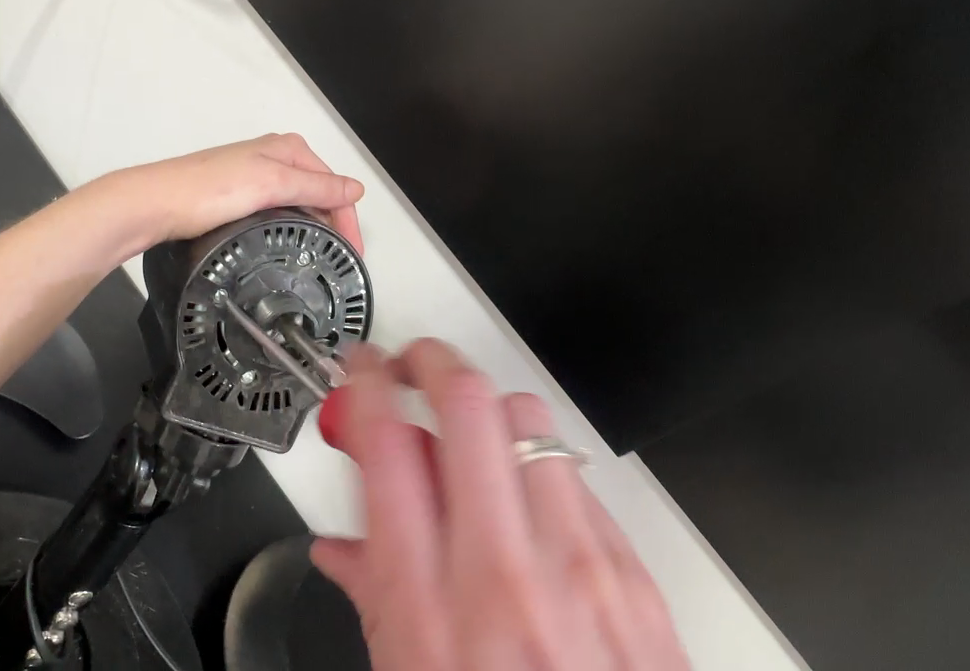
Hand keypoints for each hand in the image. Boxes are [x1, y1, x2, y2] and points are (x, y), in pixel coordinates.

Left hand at [87, 134, 365, 255]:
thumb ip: (316, 187)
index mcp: (288, 148)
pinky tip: (286, 245)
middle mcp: (273, 156)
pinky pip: (277, 211)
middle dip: (333, 224)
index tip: (353, 256)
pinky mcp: (236, 196)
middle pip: (318, 192)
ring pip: (297, 202)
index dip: (347, 219)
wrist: (153, 203)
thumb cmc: (212, 191)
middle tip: (339, 262)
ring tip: (319, 259)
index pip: (333, 183)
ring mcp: (254, 176)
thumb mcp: (271, 184)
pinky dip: (289, 227)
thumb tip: (357, 189)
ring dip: (312, 227)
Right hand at [314, 340, 687, 670]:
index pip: (388, 449)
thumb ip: (373, 599)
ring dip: (486, 406)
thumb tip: (341, 545)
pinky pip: (573, 475)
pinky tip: (524, 498)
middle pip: (465, 405)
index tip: (360, 374)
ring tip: (469, 429)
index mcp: (432, 609)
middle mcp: (506, 575)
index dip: (364, 387)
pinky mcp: (629, 570)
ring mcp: (578, 565)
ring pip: (527, 419)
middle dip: (429, 361)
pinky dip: (536, 466)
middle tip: (412, 365)